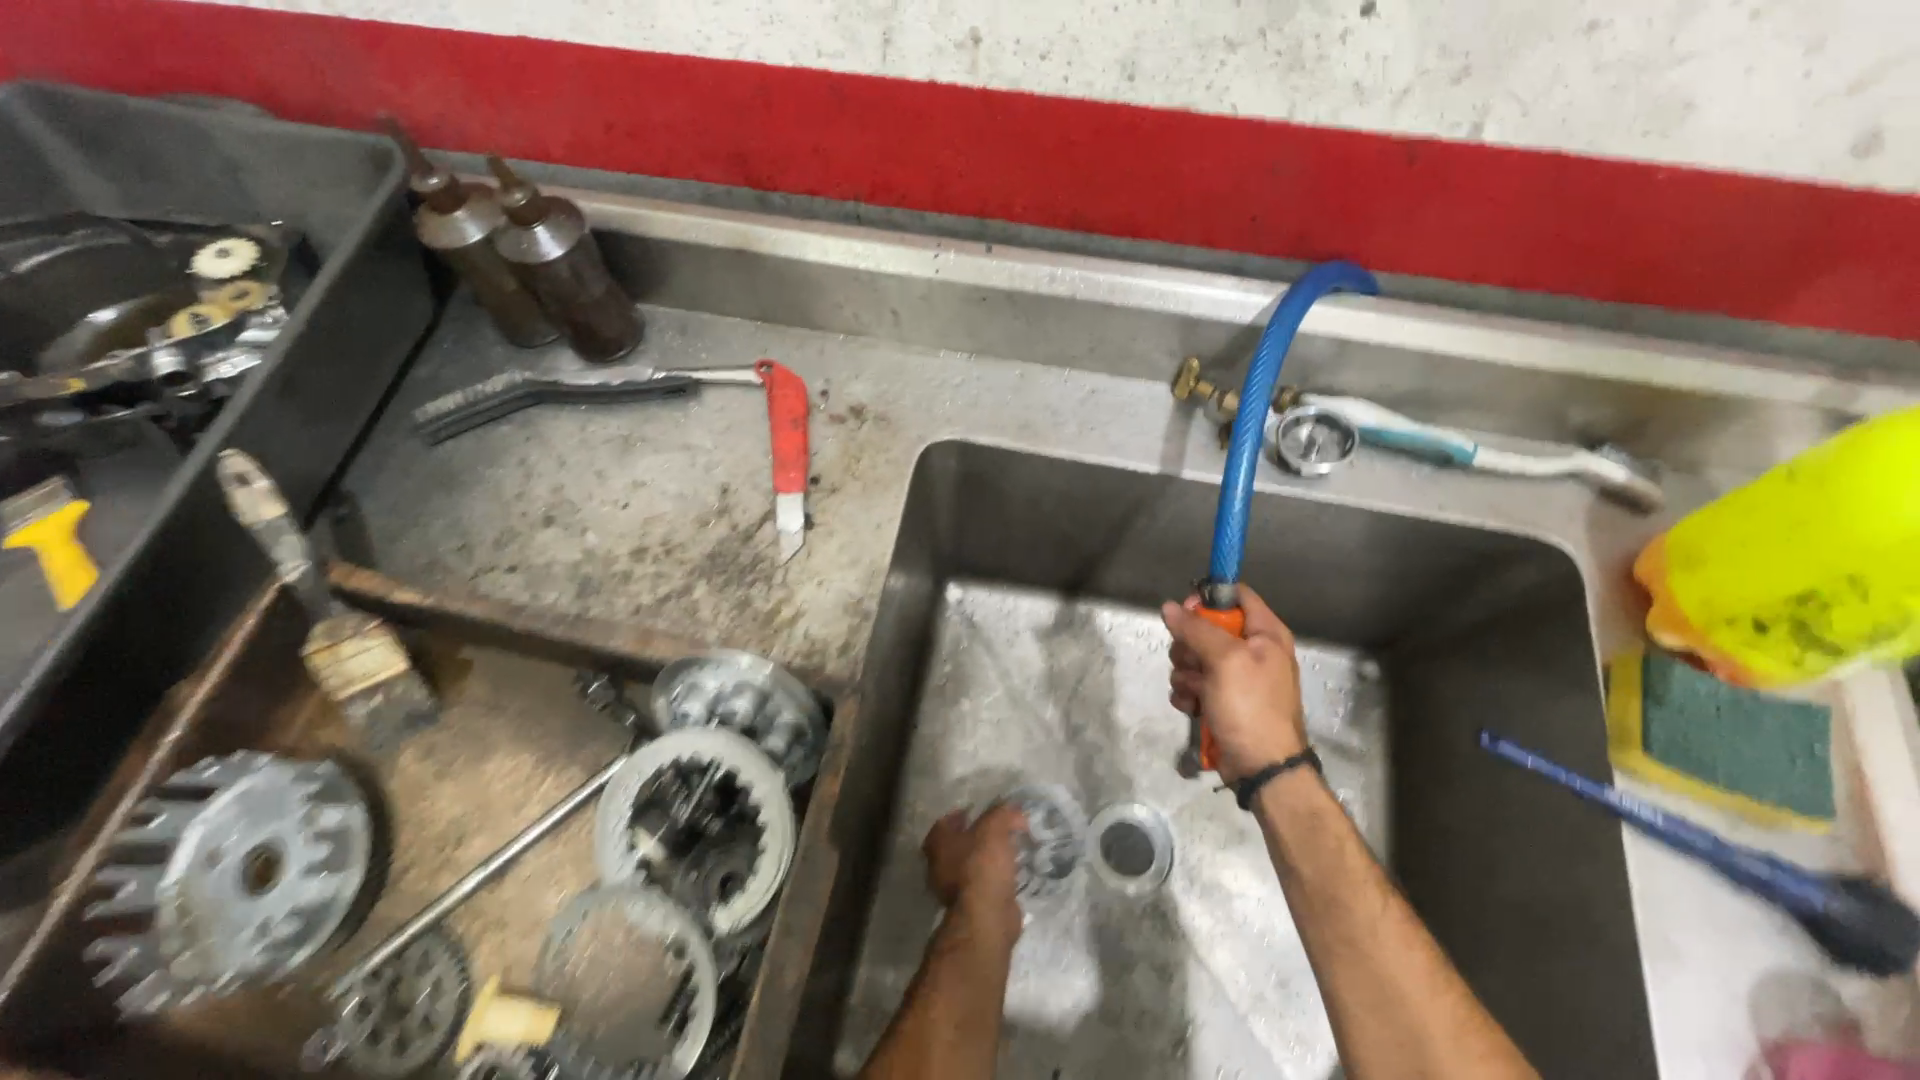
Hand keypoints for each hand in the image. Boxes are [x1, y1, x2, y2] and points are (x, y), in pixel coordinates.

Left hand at [924, 803, 1027, 927]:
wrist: (986, 915)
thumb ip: (1002, 814)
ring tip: (1007, 850)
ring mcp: (952, 890)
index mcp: (938, 844)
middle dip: (974, 838)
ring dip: (985, 859)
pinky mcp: (970, 907)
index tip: (977, 813)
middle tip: (996, 831)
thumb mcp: (994, 828)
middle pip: (956, 846)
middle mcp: (938, 866)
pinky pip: (981, 885)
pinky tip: (1009, 873)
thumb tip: (1014, 811)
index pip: (944, 823)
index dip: (960, 816)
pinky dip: (993, 878)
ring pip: (969, 867)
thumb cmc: (982, 864)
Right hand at [1162, 586, 1307, 782]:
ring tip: (1195, 692)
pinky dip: (1188, 695)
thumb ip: (1196, 629)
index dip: (1208, 598)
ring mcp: (1235, 678)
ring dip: (1185, 674)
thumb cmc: (1251, 706)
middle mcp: (1252, 651)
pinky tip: (1192, 707)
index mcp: (1265, 633)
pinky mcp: (1221, 700)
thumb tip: (1169, 607)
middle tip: (1193, 661)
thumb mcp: (1225, 660)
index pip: (1236, 596)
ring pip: (1194, 658)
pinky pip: (1193, 685)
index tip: (1185, 611)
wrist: (1260, 767)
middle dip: (1189, 645)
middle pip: (1206, 628)